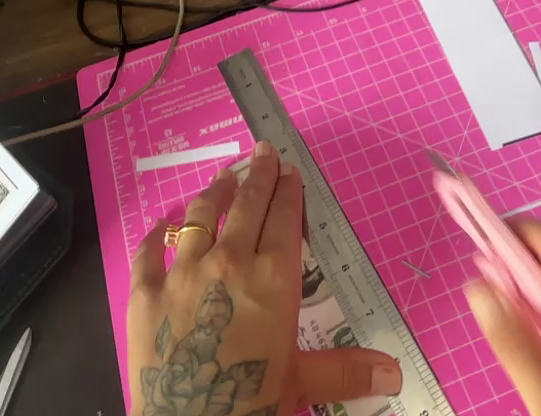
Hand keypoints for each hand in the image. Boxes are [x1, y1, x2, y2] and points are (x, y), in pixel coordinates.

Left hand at [127, 140, 403, 415]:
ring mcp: (182, 272)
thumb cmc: (251, 404)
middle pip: (246, 206)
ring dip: (215, 192)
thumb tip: (396, 373)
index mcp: (271, 279)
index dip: (288, 192)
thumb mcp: (302, 384)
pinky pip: (149, 251)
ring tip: (223, 176)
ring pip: (200, 217)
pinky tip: (162, 221)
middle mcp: (228, 262)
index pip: (284, 220)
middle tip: (262, 150)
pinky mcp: (145, 292)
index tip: (290, 171)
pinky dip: (156, 232)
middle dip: (257, 174)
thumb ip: (345, 370)